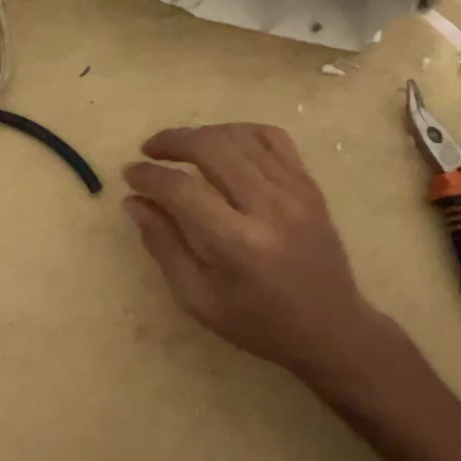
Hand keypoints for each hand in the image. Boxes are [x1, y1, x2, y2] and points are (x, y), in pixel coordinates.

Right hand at [122, 124, 399, 389]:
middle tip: (148, 151)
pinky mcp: (309, 185)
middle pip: (212, 148)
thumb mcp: (197, 298)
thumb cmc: (257, 323)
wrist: (331, 328)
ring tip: (178, 146)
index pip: (182, 190)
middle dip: (172, 142)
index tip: (129, 175)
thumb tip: (134, 201)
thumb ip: (163, 245)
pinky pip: (273, 138)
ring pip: (240, 137)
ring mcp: (295, 191)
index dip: (148, 176)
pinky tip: (221, 143)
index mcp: (237, 245)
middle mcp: (269, 208)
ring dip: (202, 134)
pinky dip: (240, 132)